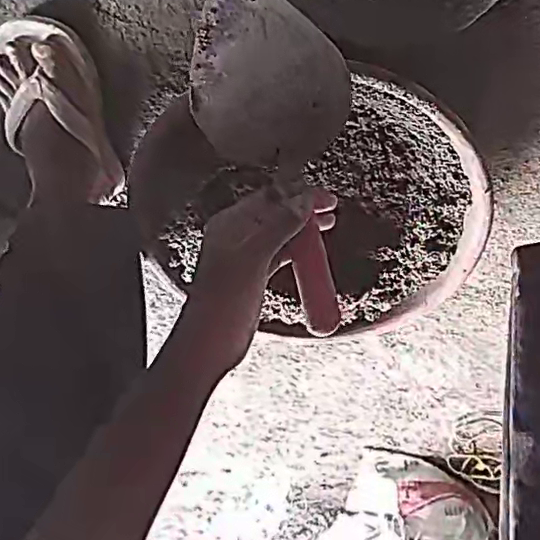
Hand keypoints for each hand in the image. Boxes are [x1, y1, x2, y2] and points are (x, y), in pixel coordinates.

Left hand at [182, 185, 336, 371]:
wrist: (210, 345)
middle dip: (303, 208)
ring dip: (303, 227)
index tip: (322, 198)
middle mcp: (237, 236)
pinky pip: (281, 253)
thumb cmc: (221, 302)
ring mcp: (246, 256)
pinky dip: (298, 248)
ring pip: (281, 232)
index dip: (297, 194)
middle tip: (329, 208)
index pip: (269, 197)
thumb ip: (280, 227)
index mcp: (230, 224)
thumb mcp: (255, 257)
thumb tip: (302, 202)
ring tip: (326, 224)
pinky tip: (311, 250)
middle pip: (276, 212)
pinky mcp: (255, 274)